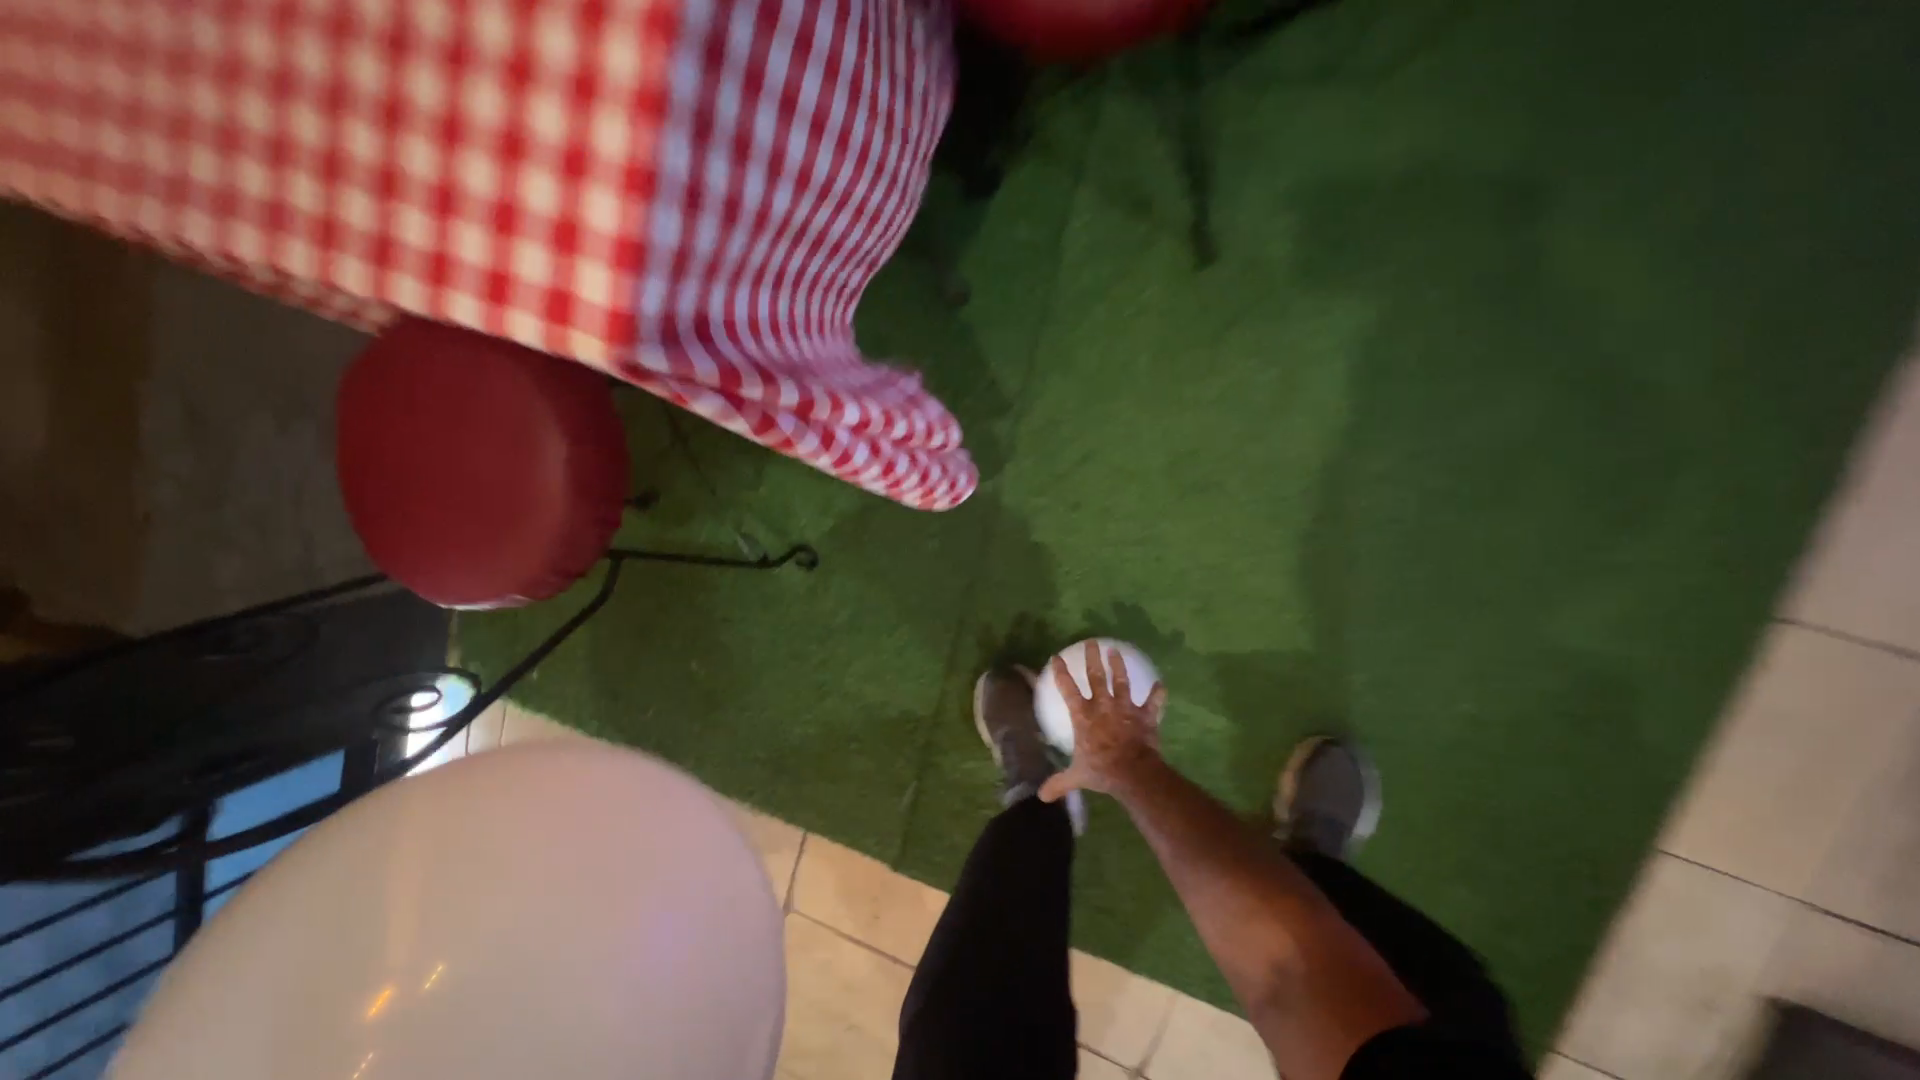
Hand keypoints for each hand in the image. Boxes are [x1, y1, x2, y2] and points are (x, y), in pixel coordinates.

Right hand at [1039, 640, 1167, 802]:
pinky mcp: (1145, 716)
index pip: (1068, 689)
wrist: (1133, 772)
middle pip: (1096, 676)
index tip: (1056, 657)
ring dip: (1119, 665)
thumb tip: (1041, 797)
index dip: (1062, 672)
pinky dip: (1158, 695)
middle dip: (1092, 658)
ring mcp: (1125, 708)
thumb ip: (1059, 783)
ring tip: (1116, 650)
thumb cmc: (1102, 770)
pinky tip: (1161, 685)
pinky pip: (1153, 703)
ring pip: (1122, 681)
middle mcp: (1103, 706)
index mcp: (1083, 716)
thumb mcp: (1076, 776)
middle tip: (1091, 642)